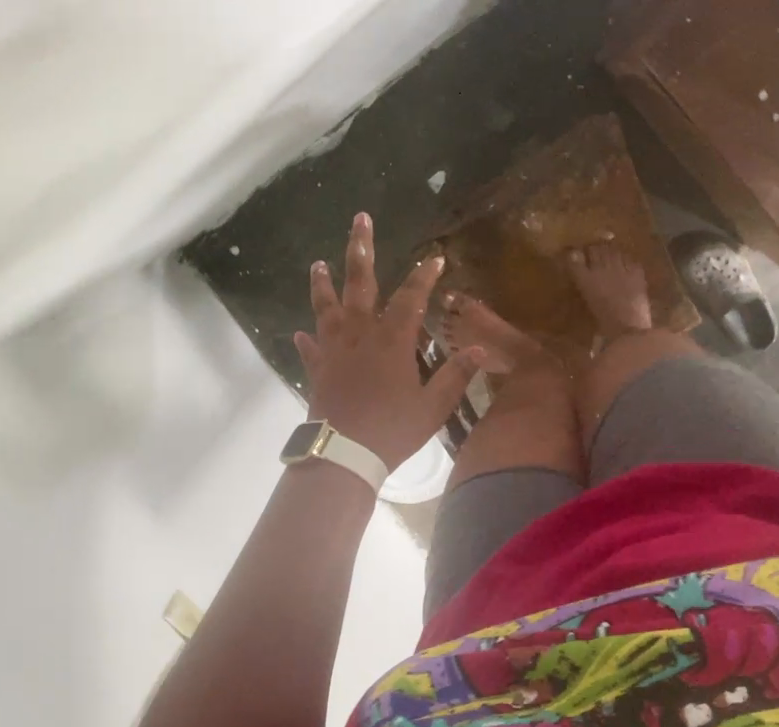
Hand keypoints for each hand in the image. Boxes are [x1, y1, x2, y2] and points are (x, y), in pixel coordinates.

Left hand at [294, 212, 479, 469]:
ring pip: (326, 308)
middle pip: (360, 283)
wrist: (343, 454)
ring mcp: (334, 351)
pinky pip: (309, 349)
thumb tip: (479, 350)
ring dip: (323, 284)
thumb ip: (455, 376)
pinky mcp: (317, 371)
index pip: (410, 298)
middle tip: (359, 220)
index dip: (423, 276)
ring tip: (317, 263)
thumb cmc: (392, 430)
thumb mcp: (433, 407)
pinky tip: (299, 333)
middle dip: (361, 250)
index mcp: (392, 340)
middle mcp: (360, 335)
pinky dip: (305, 340)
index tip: (433, 258)